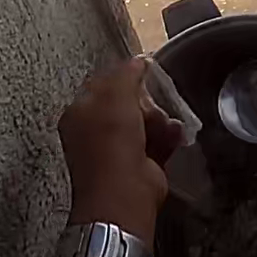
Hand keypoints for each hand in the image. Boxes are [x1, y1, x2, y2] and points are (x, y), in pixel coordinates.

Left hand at [58, 56, 184, 236]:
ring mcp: (116, 149)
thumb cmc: (113, 143)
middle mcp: (94, 130)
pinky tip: (175, 134)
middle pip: (127, 101)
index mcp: (80, 113)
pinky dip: (167, 135)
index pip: (104, 83)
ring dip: (160, 118)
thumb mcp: (117, 97)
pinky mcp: (139, 163)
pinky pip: (157, 139)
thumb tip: (139, 60)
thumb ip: (127, 74)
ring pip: (145, 120)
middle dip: (145, 101)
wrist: (125, 196)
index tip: (144, 75)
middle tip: (152, 107)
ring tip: (166, 125)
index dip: (125, 77)